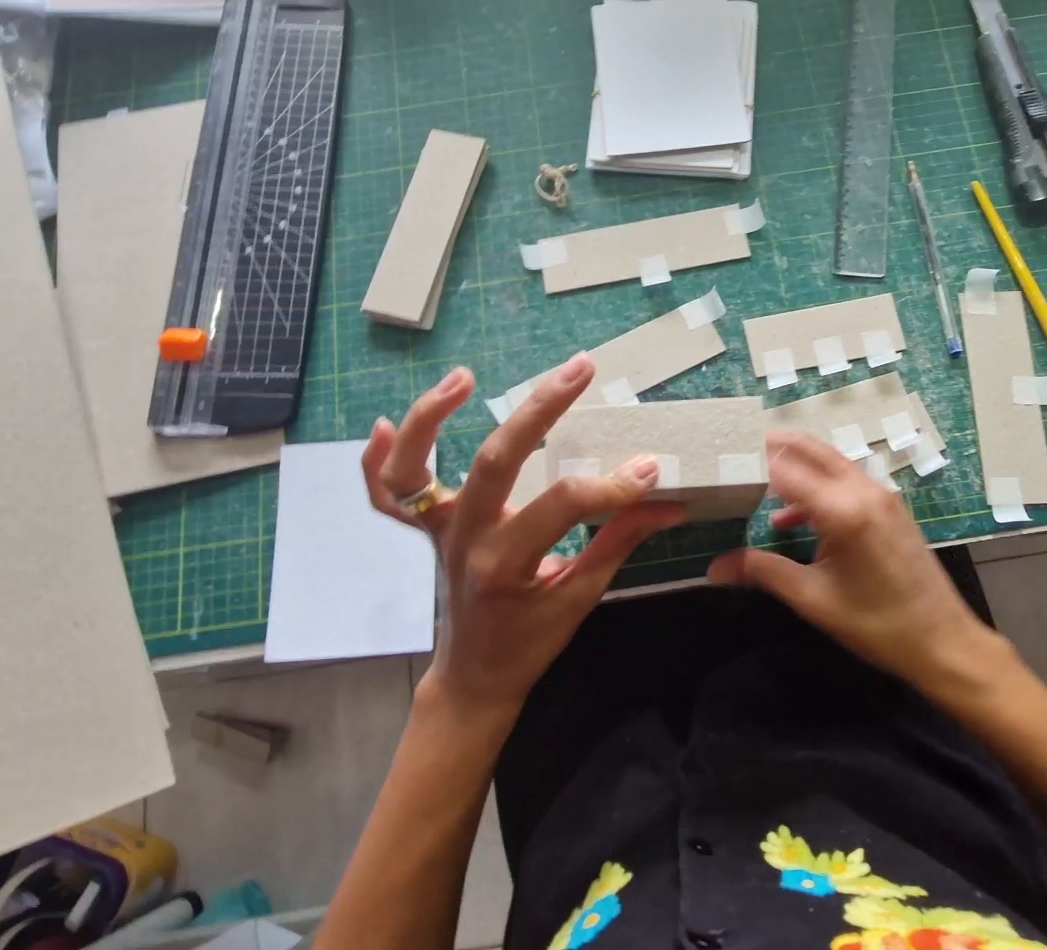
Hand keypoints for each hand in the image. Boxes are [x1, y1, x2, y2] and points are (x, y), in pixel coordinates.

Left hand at [362, 355, 685, 717]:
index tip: (648, 470)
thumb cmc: (530, 643)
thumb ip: (619, 543)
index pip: (562, 507)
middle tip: (579, 369)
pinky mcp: (425, 529)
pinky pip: (388, 495)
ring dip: (432, 417)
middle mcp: (464, 539)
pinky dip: (379, 459)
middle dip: (539, 410)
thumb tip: (668, 503)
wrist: (476, 677)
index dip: (609, 487)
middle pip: (494, 461)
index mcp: (506, 564)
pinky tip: (385, 422)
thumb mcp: (580, 598)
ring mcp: (438, 531)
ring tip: (465, 378)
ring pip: (414, 470)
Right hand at [708, 431, 1004, 695]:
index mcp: (844, 510)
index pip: (787, 469)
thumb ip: (763, 572)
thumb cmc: (876, 623)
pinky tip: (794, 519)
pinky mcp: (891, 509)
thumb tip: (714, 568)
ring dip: (798, 465)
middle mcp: (864, 492)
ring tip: (758, 478)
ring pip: (832, 464)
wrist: (943, 641)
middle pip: (813, 452)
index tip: (723, 459)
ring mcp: (883, 497)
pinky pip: (848, 482)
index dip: (754, 461)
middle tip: (738, 447)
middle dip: (776, 447)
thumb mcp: (812, 598)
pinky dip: (818, 486)